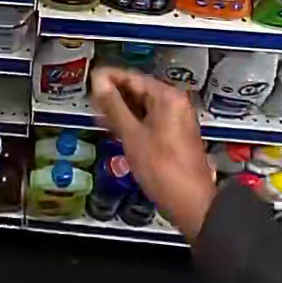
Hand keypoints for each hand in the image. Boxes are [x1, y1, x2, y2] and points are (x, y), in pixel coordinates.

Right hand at [90, 67, 217, 239]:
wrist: (192, 205)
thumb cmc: (163, 170)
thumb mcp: (132, 136)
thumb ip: (113, 106)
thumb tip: (98, 81)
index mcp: (167, 97)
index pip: (132, 77)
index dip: (108, 77)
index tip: (89, 80)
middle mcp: (174, 102)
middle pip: (138, 90)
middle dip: (114, 95)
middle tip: (91, 99)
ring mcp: (176, 118)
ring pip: (143, 105)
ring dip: (122, 109)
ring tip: (99, 114)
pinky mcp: (174, 134)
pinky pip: (149, 118)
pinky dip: (133, 121)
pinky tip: (117, 128)